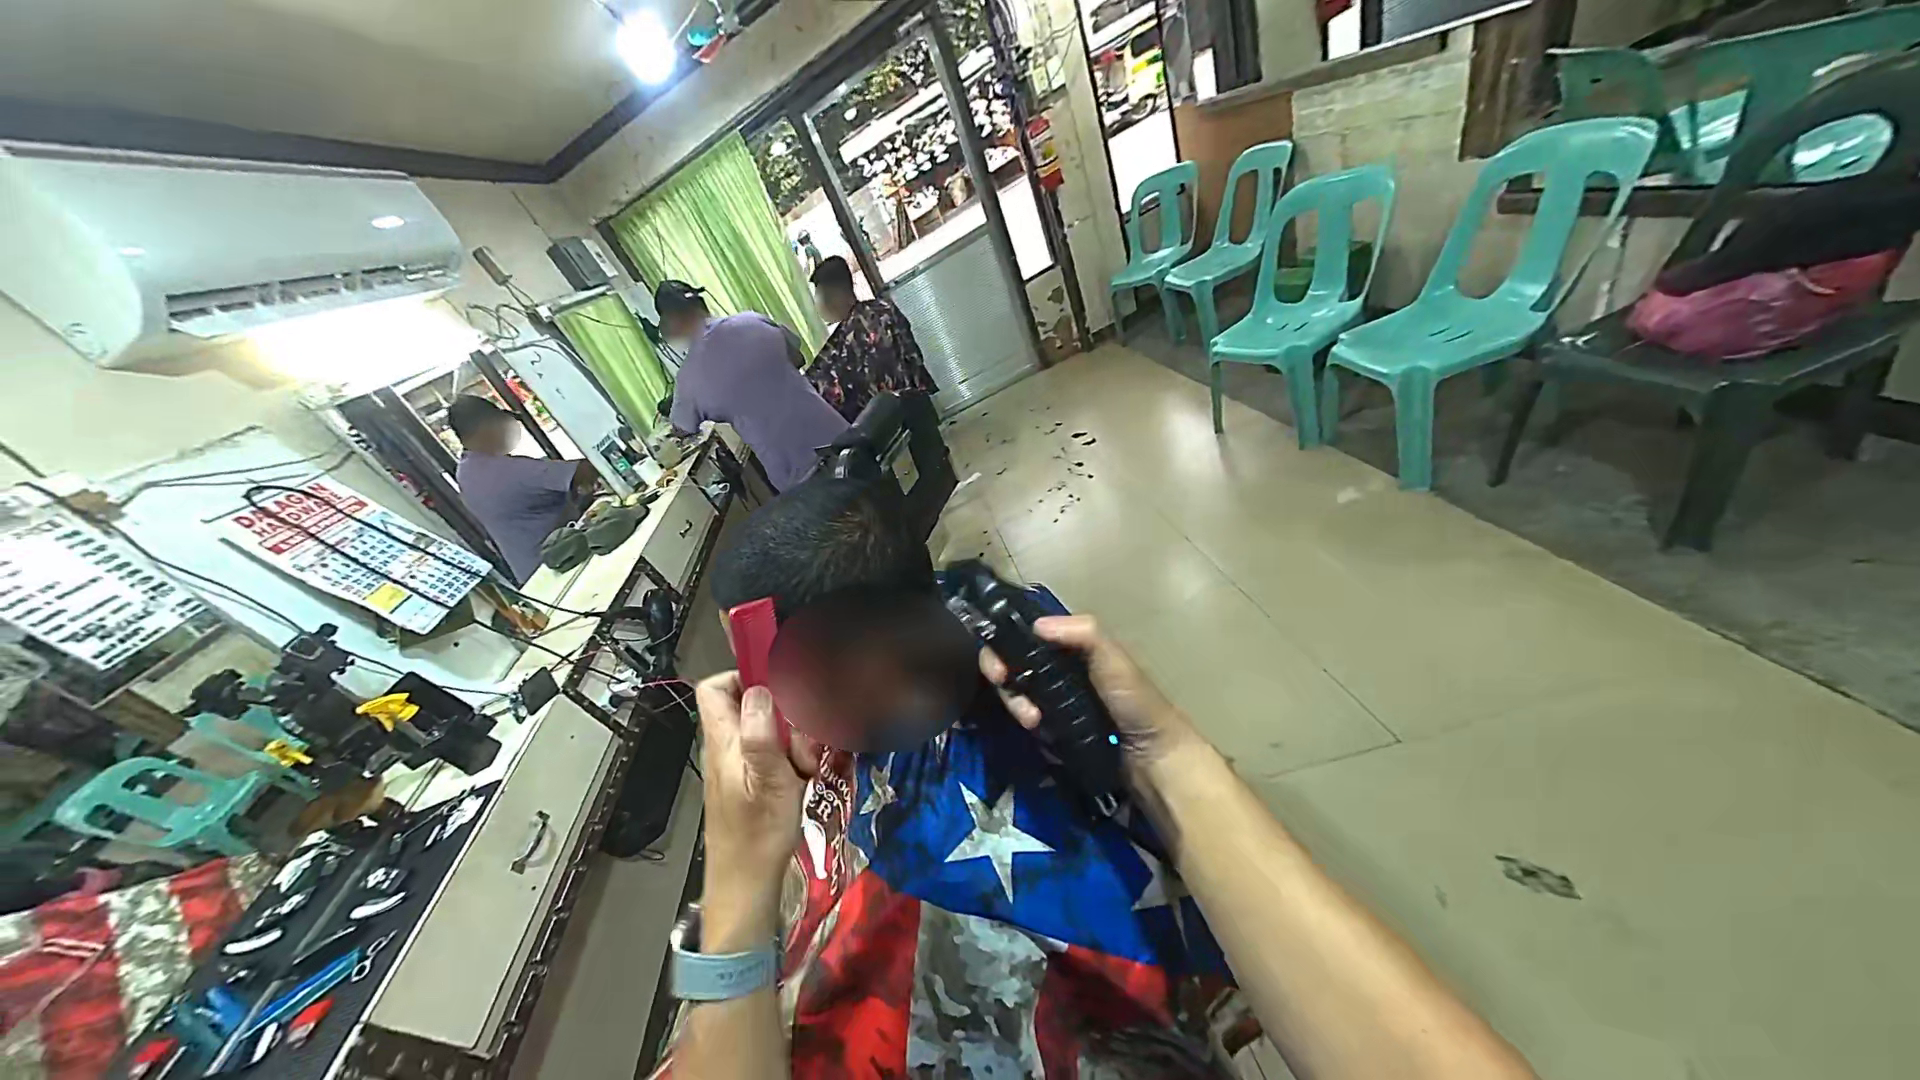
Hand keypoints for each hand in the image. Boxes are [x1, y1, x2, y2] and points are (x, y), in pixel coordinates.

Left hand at [694, 672, 820, 946]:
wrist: (747, 886)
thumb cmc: (757, 835)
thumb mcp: (767, 783)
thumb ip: (761, 735)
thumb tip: (759, 690)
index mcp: (723, 740)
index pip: (715, 687)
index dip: (742, 674)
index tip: (778, 682)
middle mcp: (727, 746)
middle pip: (750, 704)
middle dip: (783, 710)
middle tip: (802, 736)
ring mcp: (740, 764)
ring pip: (769, 727)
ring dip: (794, 737)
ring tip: (806, 762)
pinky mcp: (753, 780)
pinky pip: (775, 751)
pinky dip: (793, 756)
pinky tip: (805, 776)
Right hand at [978, 615, 1206, 784]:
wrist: (1152, 759)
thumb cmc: (1135, 702)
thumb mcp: (1114, 659)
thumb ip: (1084, 633)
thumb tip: (1036, 625)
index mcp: (1073, 648)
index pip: (1028, 634)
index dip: (1007, 639)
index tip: (999, 654)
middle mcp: (1058, 669)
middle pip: (1013, 662)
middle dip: (1001, 670)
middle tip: (1001, 680)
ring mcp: (1052, 700)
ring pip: (1015, 690)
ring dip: (1014, 700)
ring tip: (1031, 718)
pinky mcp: (1050, 728)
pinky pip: (1024, 716)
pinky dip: (1023, 718)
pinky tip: (1036, 727)